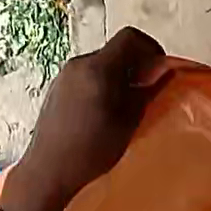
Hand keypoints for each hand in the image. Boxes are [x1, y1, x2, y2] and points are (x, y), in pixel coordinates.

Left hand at [11, 27, 165, 210]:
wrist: (47, 172)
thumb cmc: (91, 150)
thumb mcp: (129, 121)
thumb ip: (148, 90)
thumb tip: (163, 71)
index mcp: (97, 68)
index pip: (130, 37)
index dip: (151, 48)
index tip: (159, 69)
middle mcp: (78, 64)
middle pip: (116, 49)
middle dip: (136, 64)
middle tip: (147, 89)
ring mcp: (64, 75)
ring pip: (102, 62)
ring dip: (120, 74)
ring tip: (126, 103)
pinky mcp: (57, 87)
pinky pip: (87, 74)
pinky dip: (102, 82)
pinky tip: (104, 110)